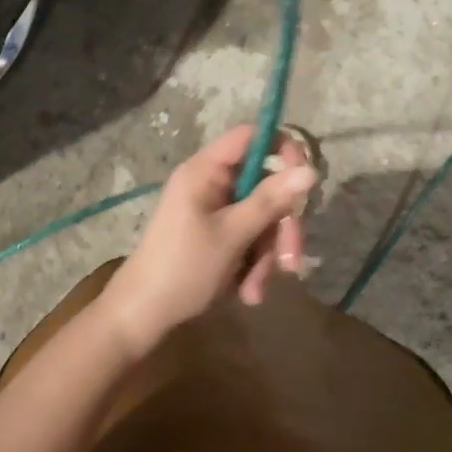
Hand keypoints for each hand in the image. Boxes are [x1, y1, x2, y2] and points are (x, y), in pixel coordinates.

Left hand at [96, 126, 316, 355]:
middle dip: (280, 225)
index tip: (303, 185)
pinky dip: (253, 263)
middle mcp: (211, 182)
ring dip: (267, 253)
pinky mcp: (215, 233)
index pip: (253, 136)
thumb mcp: (231, 235)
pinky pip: (248, 236)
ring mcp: (212, 208)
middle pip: (265, 183)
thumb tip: (310, 170)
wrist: (141, 314)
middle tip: (290, 260)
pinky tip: (247, 292)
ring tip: (256, 289)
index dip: (283, 151)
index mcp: (206, 169)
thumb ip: (270, 201)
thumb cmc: (183, 268)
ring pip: (261, 216)